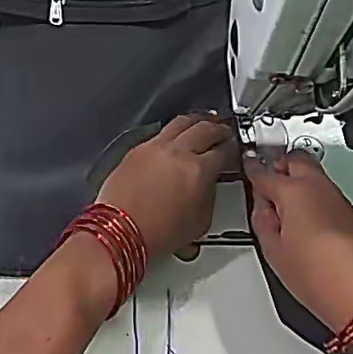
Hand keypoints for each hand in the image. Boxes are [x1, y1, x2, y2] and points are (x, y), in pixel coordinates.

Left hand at [97, 114, 234, 258]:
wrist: (119, 231)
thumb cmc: (153, 232)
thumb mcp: (199, 222)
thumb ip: (209, 195)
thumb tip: (209, 183)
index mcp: (198, 170)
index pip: (224, 150)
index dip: (232, 150)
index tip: (232, 151)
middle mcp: (176, 153)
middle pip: (205, 127)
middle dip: (219, 128)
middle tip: (224, 132)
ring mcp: (154, 148)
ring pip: (181, 122)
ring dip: (197, 121)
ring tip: (203, 123)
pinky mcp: (136, 149)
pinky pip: (160, 132)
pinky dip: (173, 130)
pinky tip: (175, 135)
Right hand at [245, 149, 352, 328]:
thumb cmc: (321, 276)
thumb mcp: (272, 249)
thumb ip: (261, 219)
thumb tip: (261, 207)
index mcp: (293, 191)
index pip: (264, 171)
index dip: (251, 168)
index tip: (247, 167)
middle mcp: (317, 186)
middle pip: (293, 158)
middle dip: (277, 163)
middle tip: (265, 176)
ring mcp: (336, 197)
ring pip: (311, 171)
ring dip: (295, 176)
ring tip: (281, 199)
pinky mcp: (348, 210)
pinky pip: (323, 188)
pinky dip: (309, 192)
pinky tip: (300, 213)